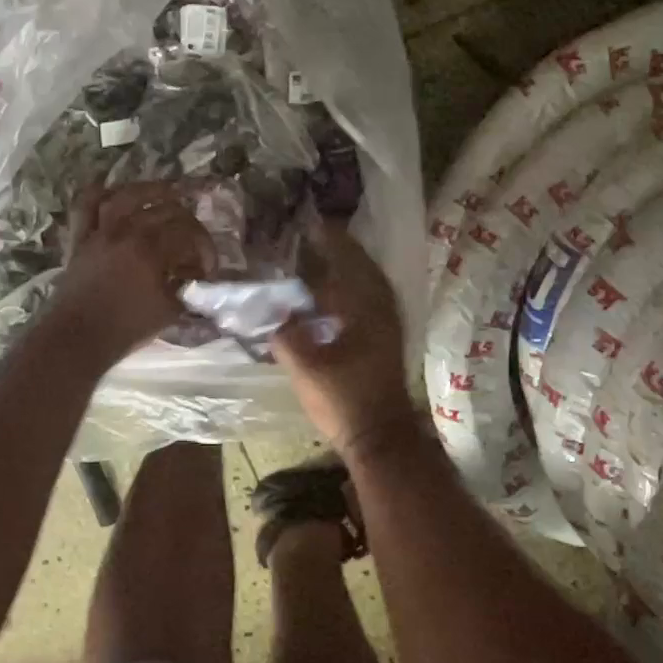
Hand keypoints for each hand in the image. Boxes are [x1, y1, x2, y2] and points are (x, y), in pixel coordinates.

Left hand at [47, 182, 216, 363]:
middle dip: (187, 222)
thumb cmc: (126, 329)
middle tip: (193, 238)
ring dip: (150, 189)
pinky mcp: (80, 239)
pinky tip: (112, 190)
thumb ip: (188, 290)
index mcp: (151, 249)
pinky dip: (98, 193)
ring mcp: (100, 232)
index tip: (207, 268)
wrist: (78, 338)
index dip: (205, 248)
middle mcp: (126, 231)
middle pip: (165, 210)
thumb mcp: (169, 312)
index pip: (189, 234)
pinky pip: (85, 206)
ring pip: (126, 196)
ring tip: (166, 192)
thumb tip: (197, 279)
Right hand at [273, 223, 421, 456]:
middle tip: (311, 237)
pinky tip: (331, 296)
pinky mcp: (385, 340)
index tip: (309, 224)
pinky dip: (350, 289)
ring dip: (345, 268)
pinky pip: (368, 300)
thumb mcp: (304, 367)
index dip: (328, 241)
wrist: (379, 438)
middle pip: (361, 267)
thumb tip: (274, 310)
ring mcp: (388, 325)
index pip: (346, 261)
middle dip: (337, 250)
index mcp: (366, 309)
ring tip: (318, 260)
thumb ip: (286, 332)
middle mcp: (382, 309)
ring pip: (367, 284)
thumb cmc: (343, 400)